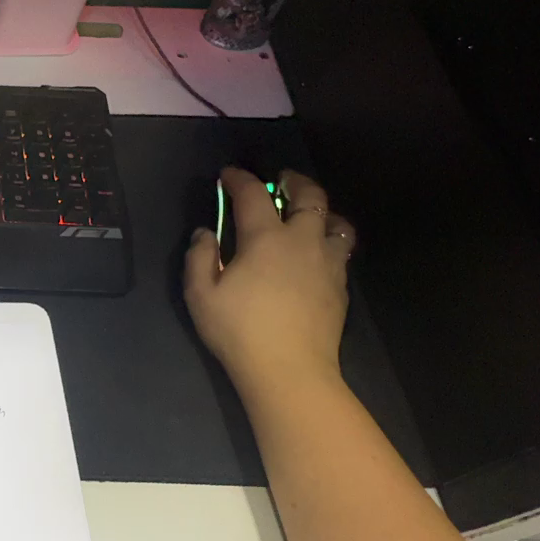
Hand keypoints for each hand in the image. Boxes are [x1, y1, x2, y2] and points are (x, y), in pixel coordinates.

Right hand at [184, 168, 356, 391]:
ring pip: (334, 219)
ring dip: (320, 208)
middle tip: (281, 179)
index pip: (253, 196)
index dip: (240, 180)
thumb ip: (200, 259)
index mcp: (265, 239)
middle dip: (294, 181)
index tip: (229, 174)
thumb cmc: (237, 330)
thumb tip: (204, 233)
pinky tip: (317, 249)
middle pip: (308, 196)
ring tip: (310, 211)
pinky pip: (339, 247)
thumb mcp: (201, 296)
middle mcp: (302, 240)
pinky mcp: (340, 282)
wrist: (288, 366)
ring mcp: (327, 260)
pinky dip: (328, 237)